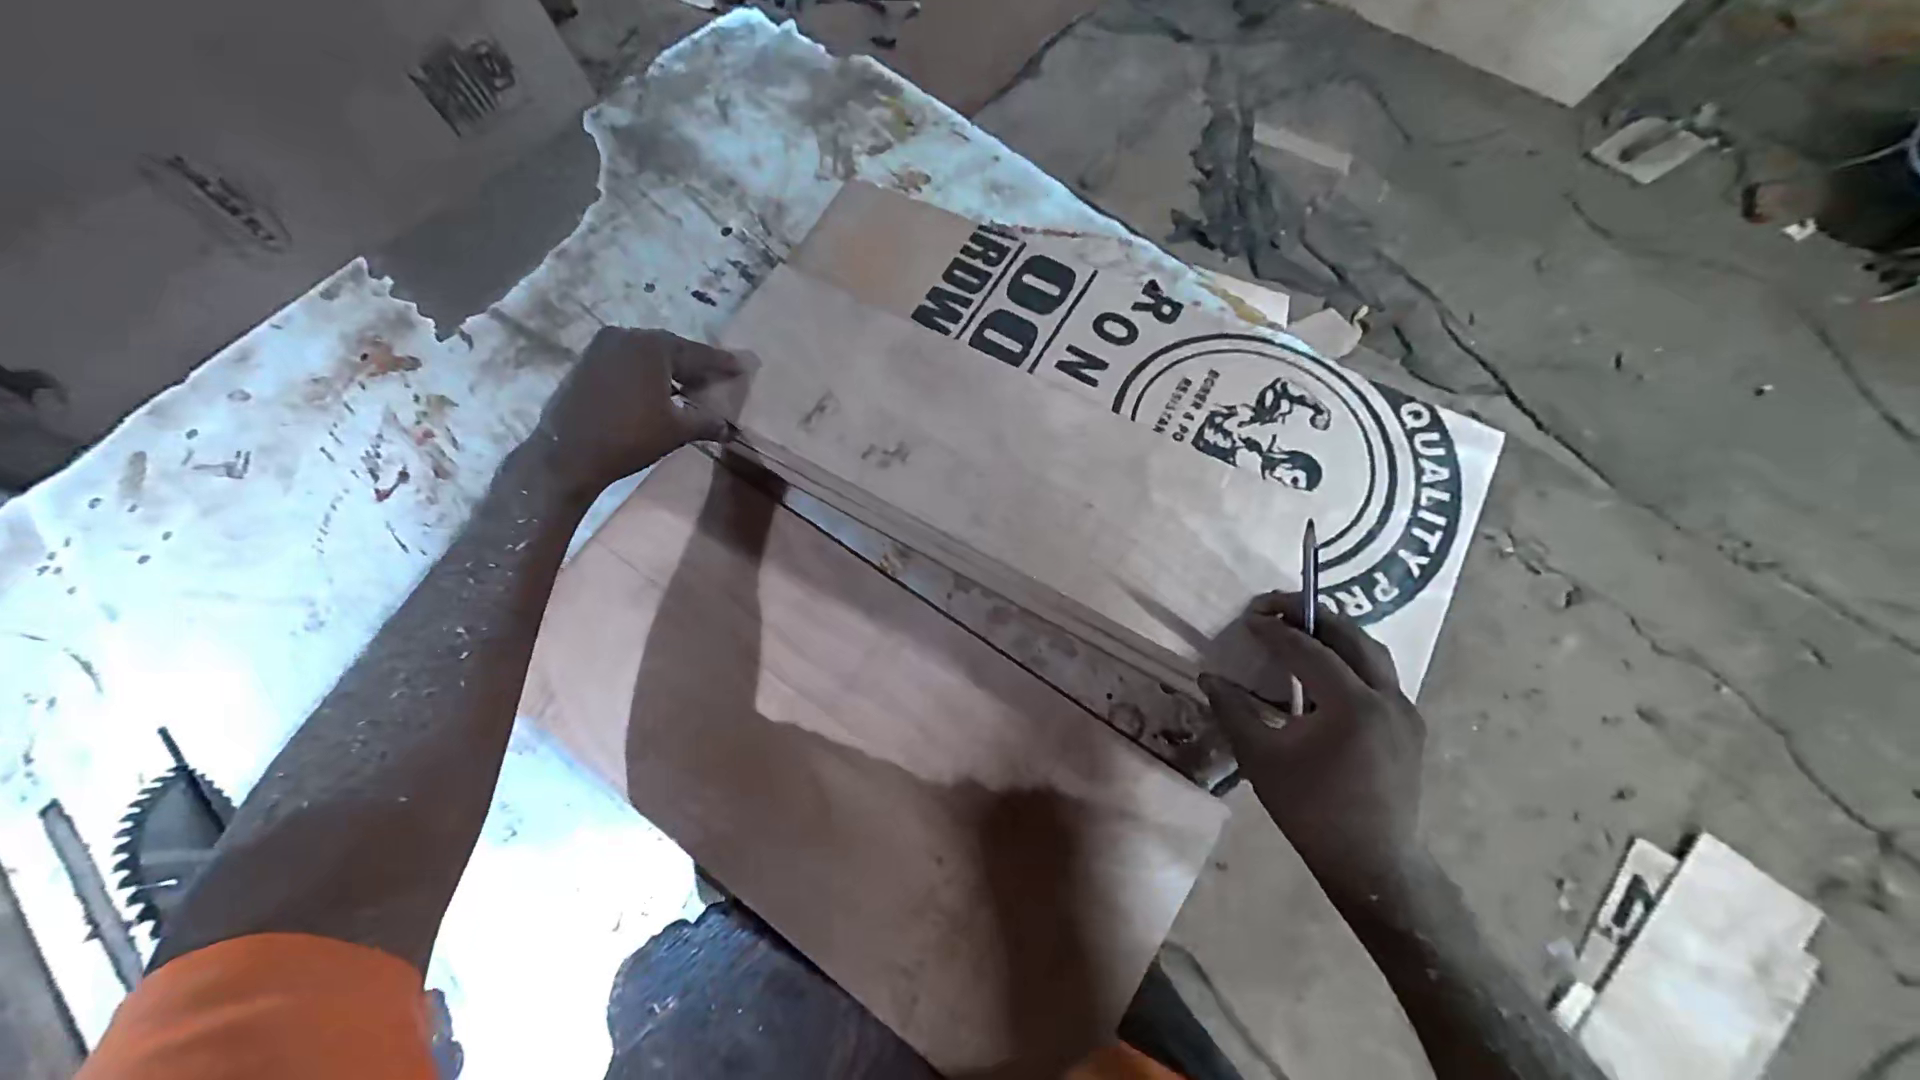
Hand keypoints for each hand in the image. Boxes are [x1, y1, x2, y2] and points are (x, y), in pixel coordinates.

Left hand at [538, 328, 739, 489]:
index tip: (741, 367)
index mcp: (652, 346)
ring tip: (690, 388)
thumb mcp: (677, 430)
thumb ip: (706, 422)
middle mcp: (626, 337)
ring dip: (670, 370)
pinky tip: (658, 392)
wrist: (568, 454)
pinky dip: (647, 374)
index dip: (722, 363)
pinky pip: (628, 363)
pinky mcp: (586, 363)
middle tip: (716, 378)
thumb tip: (729, 428)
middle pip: (671, 350)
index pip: (697, 353)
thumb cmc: (629, 437)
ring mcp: (601, 348)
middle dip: (694, 365)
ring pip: (647, 356)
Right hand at [1200, 592, 1425, 907]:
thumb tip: (1209, 677)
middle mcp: (1387, 698)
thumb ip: (1233, 710)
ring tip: (1300, 626)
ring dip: (1335, 633)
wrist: (1371, 863)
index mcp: (1351, 705)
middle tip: (1274, 605)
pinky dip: (1350, 658)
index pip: (1308, 649)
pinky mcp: (1408, 726)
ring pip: (1372, 652)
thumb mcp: (1261, 757)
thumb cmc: (1310, 810)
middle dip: (1311, 614)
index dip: (1274, 630)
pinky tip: (1325, 668)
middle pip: (1351, 636)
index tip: (1247, 618)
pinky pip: (1378, 675)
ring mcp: (1404, 712)